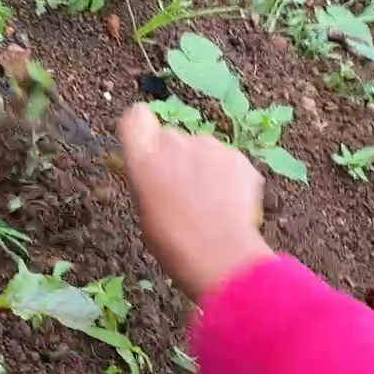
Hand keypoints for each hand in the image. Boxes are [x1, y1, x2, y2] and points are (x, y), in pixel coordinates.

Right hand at [117, 103, 272, 300]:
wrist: (221, 257)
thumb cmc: (171, 242)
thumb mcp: (143, 209)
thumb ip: (145, 177)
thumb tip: (151, 167)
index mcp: (144, 158)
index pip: (135, 117)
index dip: (140, 128)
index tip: (144, 146)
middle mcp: (175, 143)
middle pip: (169, 135)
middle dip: (172, 154)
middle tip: (177, 187)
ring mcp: (210, 146)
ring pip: (199, 146)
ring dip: (200, 164)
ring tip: (206, 198)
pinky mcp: (238, 156)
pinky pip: (225, 158)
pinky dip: (225, 174)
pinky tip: (226, 201)